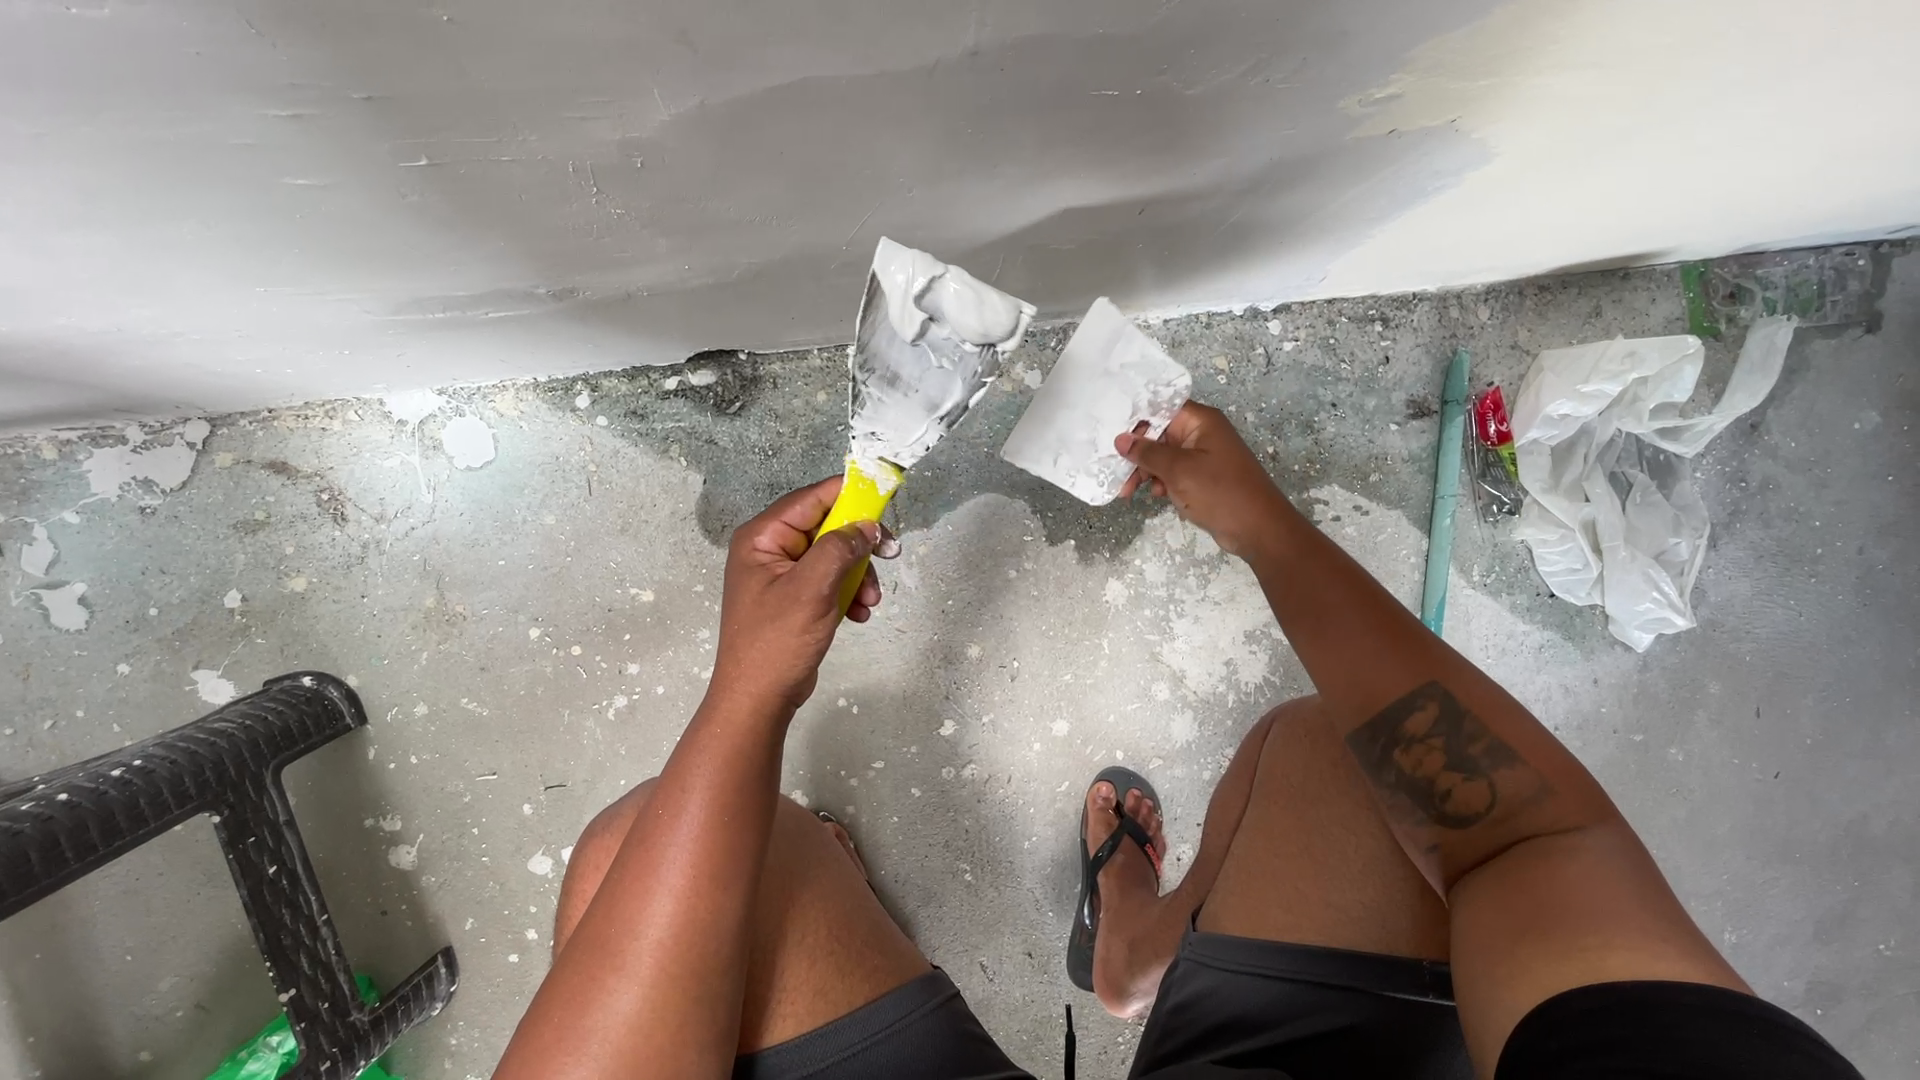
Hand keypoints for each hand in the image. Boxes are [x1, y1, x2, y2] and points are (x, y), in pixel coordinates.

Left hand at [711, 478, 899, 712]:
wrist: (758, 699)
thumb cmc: (777, 640)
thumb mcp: (812, 589)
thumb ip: (840, 549)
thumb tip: (867, 526)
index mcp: (762, 538)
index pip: (811, 499)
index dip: (849, 494)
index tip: (885, 497)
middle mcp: (769, 550)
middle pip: (826, 527)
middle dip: (859, 545)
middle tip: (890, 554)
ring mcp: (782, 576)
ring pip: (833, 556)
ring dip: (858, 575)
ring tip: (871, 602)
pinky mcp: (795, 599)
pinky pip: (829, 582)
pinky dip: (848, 594)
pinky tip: (859, 615)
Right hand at [1116, 402, 1290, 558]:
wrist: (1257, 528)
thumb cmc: (1219, 492)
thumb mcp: (1178, 471)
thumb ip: (1147, 453)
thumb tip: (1121, 440)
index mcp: (1200, 421)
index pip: (1160, 408)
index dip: (1136, 420)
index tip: (1113, 437)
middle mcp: (1201, 433)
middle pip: (1159, 433)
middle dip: (1137, 453)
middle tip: (1117, 473)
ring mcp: (1202, 456)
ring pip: (1163, 455)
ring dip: (1145, 470)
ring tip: (1128, 491)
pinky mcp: (1202, 477)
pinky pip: (1174, 472)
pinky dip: (1161, 481)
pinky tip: (1156, 495)